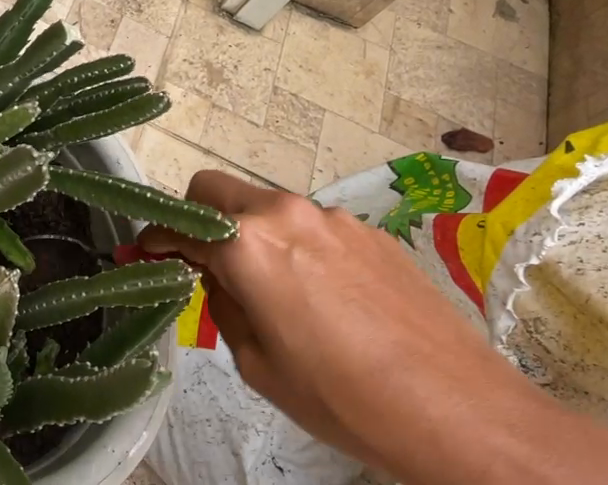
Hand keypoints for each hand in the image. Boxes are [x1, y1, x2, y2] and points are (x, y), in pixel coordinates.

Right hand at [140, 171, 607, 484]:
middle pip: (214, 190)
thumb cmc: (348, 400)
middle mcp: (285, 214)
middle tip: (200, 262)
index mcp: (248, 246)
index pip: (178, 224)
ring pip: (264, 207)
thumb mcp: (258, 364)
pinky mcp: (371, 233)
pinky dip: (296, 246)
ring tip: (271, 290)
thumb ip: (224, 305)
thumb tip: (214, 279)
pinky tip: (322, 297)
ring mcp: (333, 219)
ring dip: (249, 233)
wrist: (466, 416)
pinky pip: (311, 226)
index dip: (151, 239)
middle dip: (195, 218)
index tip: (140, 253)